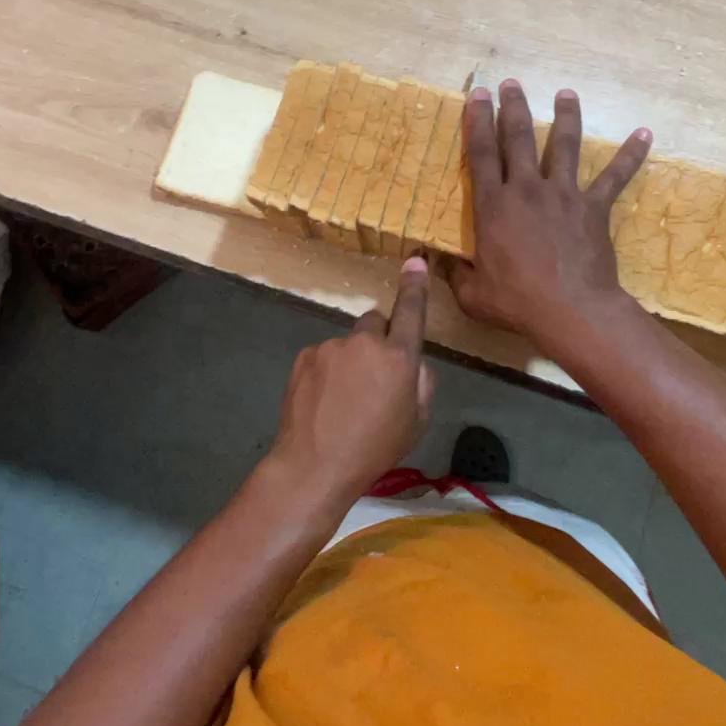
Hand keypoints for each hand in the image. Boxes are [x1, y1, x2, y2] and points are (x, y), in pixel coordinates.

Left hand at [269, 257, 435, 498]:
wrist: (314, 465)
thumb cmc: (374, 449)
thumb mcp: (417, 422)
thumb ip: (421, 382)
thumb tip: (413, 362)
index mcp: (399, 358)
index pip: (412, 311)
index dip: (415, 285)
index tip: (416, 261)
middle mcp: (365, 343)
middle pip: (376, 324)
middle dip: (378, 341)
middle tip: (373, 379)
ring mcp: (331, 347)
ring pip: (348, 344)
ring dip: (350, 362)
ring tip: (342, 401)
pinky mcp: (304, 356)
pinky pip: (323, 356)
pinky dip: (326, 372)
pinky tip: (322, 401)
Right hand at [439, 81, 650, 352]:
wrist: (570, 310)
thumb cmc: (516, 302)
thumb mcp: (471, 294)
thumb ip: (454, 274)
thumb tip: (434, 261)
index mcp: (493, 207)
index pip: (481, 154)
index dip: (477, 122)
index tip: (478, 96)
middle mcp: (526, 190)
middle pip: (519, 138)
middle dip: (514, 107)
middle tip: (512, 83)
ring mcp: (563, 195)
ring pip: (565, 146)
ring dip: (566, 116)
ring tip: (566, 94)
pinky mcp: (593, 208)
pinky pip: (615, 178)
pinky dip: (630, 156)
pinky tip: (645, 134)